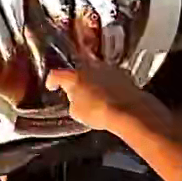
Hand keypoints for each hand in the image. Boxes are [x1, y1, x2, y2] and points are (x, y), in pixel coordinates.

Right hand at [45, 60, 159, 133]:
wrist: (130, 112)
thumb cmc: (98, 112)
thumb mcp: (76, 112)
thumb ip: (72, 102)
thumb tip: (76, 100)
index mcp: (72, 76)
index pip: (56, 75)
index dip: (52, 81)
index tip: (52, 86)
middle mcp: (89, 68)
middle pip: (77, 72)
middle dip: (75, 80)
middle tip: (74, 91)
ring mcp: (107, 69)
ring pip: (94, 73)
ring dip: (92, 81)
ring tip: (92, 93)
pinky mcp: (124, 75)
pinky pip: (110, 78)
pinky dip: (107, 84)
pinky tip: (108, 95)